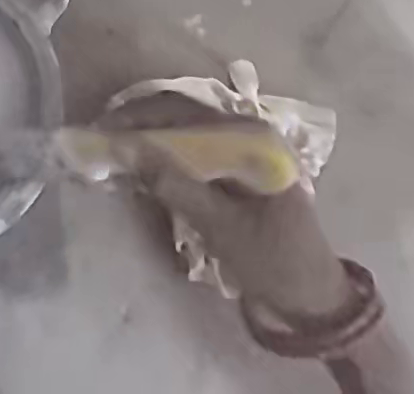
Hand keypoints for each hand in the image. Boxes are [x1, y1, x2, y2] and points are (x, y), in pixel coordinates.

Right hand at [102, 93, 351, 317]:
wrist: (314, 303)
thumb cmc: (274, 262)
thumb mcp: (222, 227)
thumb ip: (175, 183)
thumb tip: (126, 149)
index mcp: (250, 136)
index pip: (184, 111)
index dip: (140, 116)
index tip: (104, 129)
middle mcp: (244, 130)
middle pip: (180, 112)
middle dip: (138, 120)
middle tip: (99, 135)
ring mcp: (238, 147)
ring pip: (181, 125)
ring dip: (146, 131)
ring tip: (110, 143)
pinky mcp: (231, 165)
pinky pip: (189, 145)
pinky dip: (161, 149)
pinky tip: (138, 159)